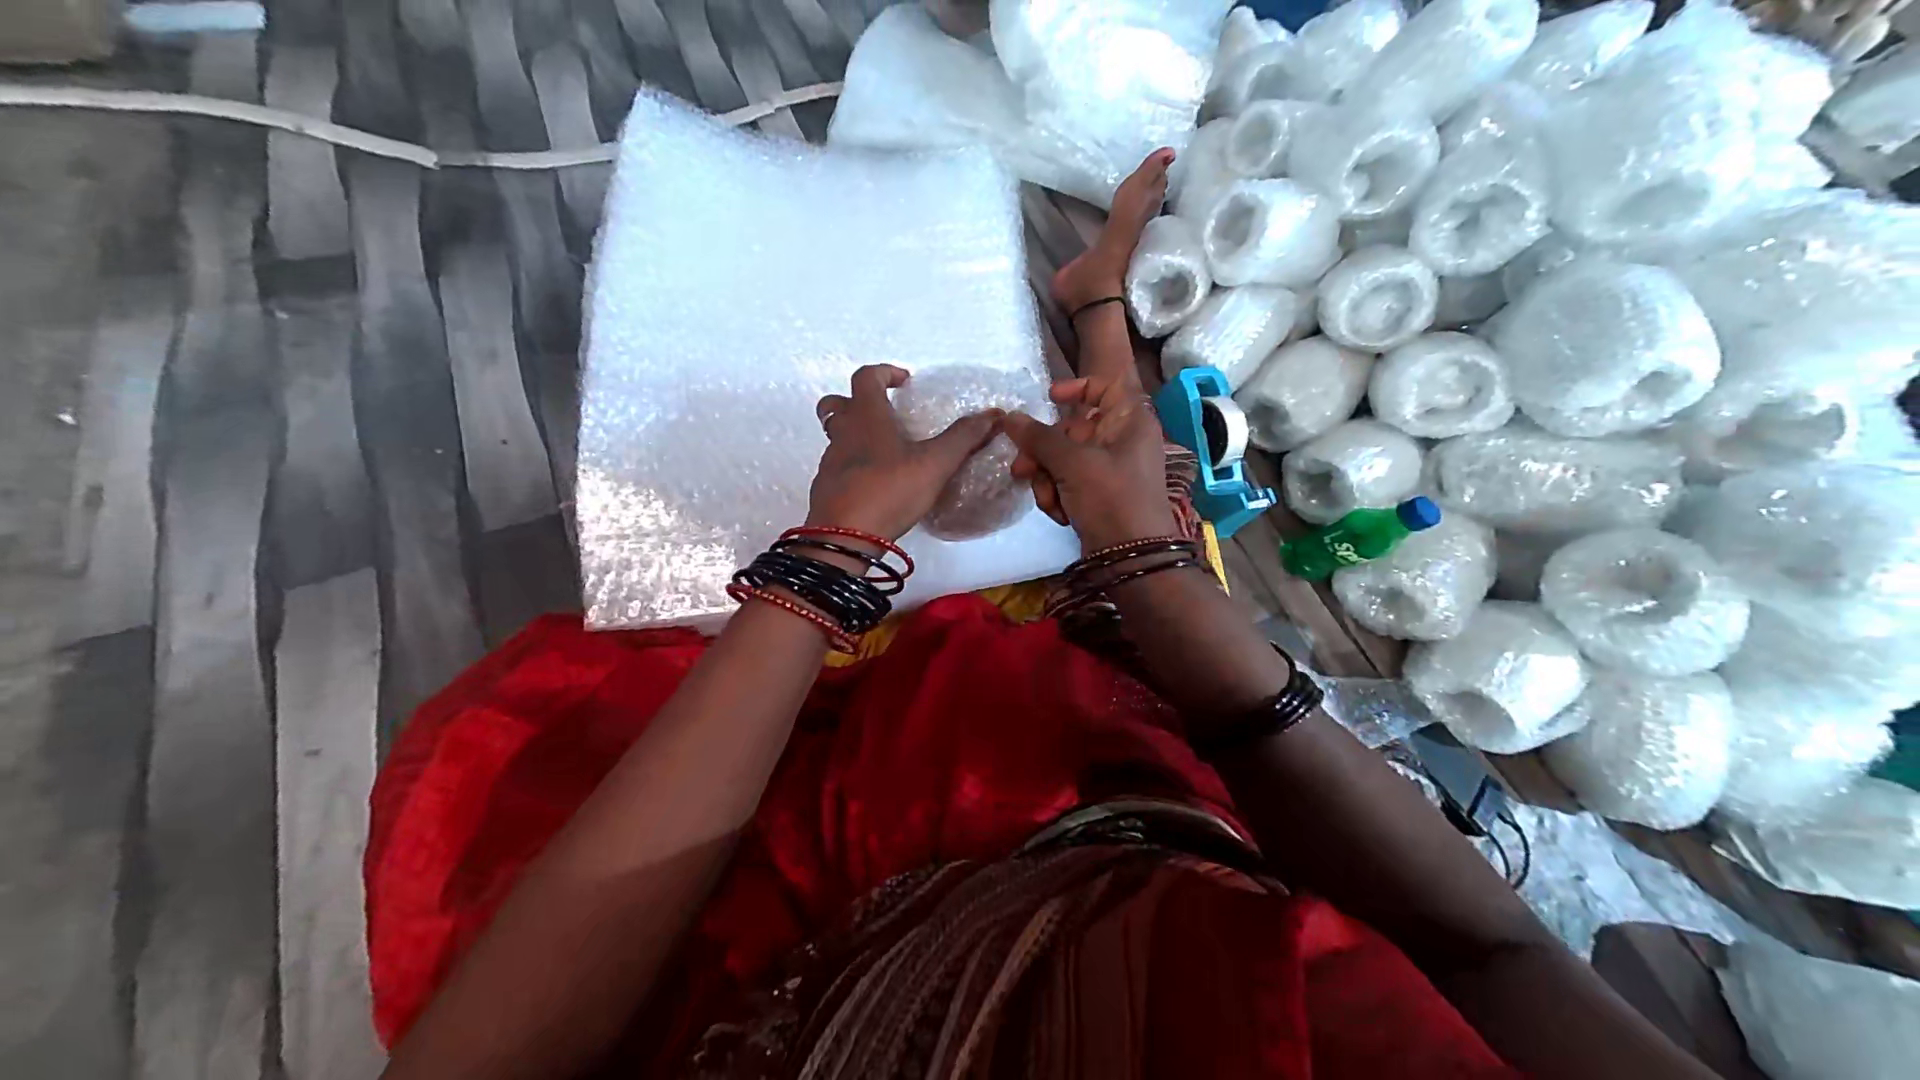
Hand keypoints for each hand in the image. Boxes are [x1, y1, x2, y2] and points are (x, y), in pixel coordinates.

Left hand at [808, 364, 1002, 540]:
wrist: (844, 538)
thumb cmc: (888, 490)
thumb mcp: (935, 464)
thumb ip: (963, 438)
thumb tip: (994, 414)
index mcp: (866, 417)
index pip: (866, 377)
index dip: (884, 372)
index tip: (904, 381)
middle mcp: (842, 434)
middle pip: (837, 404)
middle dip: (857, 401)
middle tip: (884, 414)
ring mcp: (830, 463)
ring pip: (836, 437)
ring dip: (856, 436)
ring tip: (886, 453)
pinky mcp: (826, 490)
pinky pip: (838, 467)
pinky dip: (854, 466)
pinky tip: (876, 485)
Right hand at [1003, 375, 1177, 551]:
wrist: (1131, 558)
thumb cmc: (1111, 499)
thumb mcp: (1073, 464)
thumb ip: (1039, 438)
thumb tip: (1009, 416)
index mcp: (1130, 421)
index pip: (1107, 386)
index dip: (1078, 387)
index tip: (1050, 398)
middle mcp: (1122, 440)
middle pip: (1073, 429)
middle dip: (1044, 451)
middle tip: (1022, 468)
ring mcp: (1110, 469)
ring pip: (1065, 458)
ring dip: (1047, 478)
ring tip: (1046, 500)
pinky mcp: (1099, 495)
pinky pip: (1069, 482)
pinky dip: (1059, 495)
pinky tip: (1058, 513)